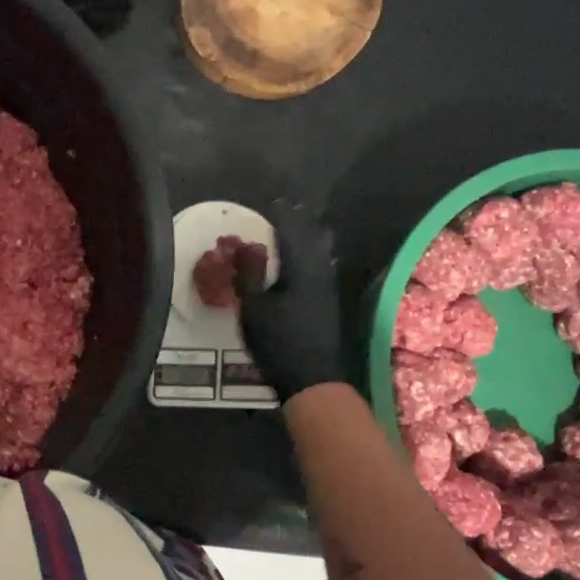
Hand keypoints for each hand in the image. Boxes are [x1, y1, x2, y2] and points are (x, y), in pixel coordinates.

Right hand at [235, 206, 346, 402]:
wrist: (312, 378)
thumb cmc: (277, 343)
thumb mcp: (254, 308)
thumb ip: (250, 274)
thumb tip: (250, 244)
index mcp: (299, 269)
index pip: (291, 232)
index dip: (282, 215)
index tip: (274, 200)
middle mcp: (319, 272)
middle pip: (313, 237)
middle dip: (301, 220)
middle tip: (290, 208)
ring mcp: (328, 287)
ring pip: (323, 251)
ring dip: (312, 235)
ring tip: (303, 225)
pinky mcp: (330, 301)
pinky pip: (324, 265)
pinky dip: (316, 254)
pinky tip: (315, 258)